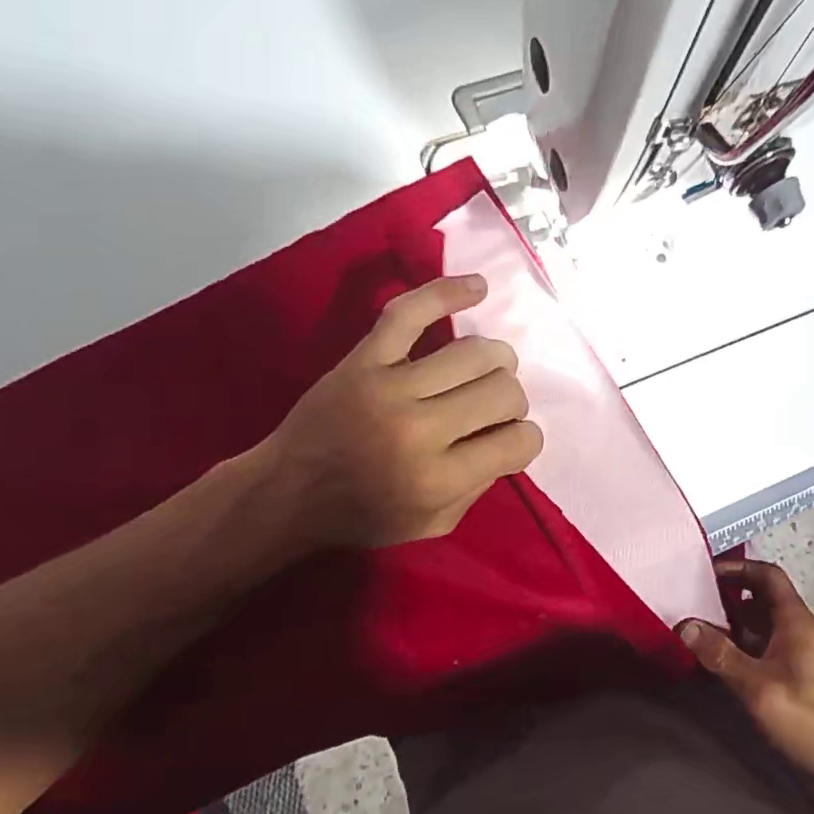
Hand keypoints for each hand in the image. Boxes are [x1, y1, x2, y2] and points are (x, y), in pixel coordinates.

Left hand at [262, 274, 543, 548]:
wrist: (289, 490)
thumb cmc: (361, 514)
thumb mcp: (431, 524)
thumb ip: (478, 487)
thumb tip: (507, 439)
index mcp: (438, 479)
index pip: (518, 441)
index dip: (525, 439)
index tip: (510, 438)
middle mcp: (420, 430)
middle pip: (503, 392)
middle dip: (512, 401)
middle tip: (492, 409)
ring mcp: (390, 387)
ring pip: (474, 352)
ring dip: (495, 360)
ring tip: (487, 369)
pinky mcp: (363, 359)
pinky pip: (411, 312)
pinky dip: (448, 292)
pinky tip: (478, 288)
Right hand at [679, 558, 813, 789]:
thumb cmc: (808, 722)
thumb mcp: (757, 687)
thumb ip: (719, 654)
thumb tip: (684, 625)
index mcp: (797, 623)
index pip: (768, 576)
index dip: (738, 568)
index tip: (706, 572)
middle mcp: (799, 632)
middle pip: (762, 598)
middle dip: (727, 595)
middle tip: (691, 599)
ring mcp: (799, 654)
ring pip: (760, 623)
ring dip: (730, 621)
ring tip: (696, 625)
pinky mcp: (795, 675)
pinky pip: (763, 646)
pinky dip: (740, 643)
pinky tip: (716, 656)